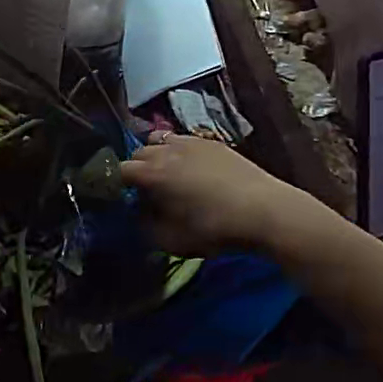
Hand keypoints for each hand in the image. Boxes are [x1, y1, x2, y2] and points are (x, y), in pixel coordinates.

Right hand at [120, 131, 320, 255]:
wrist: (266, 211)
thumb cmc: (215, 229)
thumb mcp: (171, 240)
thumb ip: (145, 225)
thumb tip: (136, 212)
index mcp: (152, 173)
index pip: (119, 170)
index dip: (115, 184)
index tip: (120, 198)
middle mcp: (166, 151)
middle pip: (138, 153)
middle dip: (135, 169)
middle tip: (143, 191)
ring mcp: (191, 142)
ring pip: (159, 141)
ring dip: (155, 156)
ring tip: (164, 174)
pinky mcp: (212, 143)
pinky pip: (183, 141)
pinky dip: (176, 151)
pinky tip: (188, 169)